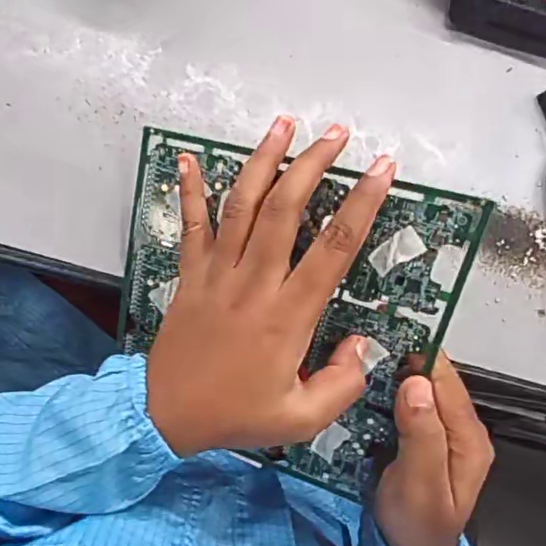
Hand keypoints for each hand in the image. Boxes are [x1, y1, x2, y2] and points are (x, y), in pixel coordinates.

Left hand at [145, 115, 395, 456]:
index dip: (362, 203)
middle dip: (313, 165)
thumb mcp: (301, 418)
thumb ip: (342, 383)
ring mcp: (216, 275)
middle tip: (336, 134)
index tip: (381, 171)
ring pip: (241, 207)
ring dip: (262, 163)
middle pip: (286, 210)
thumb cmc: (231, 415)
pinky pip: (190, 226)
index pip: (333, 247)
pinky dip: (190, 192)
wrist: (164, 414)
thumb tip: (362, 346)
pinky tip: (189, 159)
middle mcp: (252, 285)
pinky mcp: (189, 276)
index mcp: (287, 316)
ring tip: (282, 126)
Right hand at [372, 352, 494, 545]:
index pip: (445, 381)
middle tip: (362, 343)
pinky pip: (400, 406)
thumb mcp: (420, 483)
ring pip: (414, 390)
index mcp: (467, 438)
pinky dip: (381, 392)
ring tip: (356, 357)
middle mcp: (457, 430)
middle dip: (400, 359)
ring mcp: (435, 433)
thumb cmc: (417, 525)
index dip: (419, 353)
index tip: (387, 331)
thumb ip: (422, 434)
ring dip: (388, 373)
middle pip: (430, 381)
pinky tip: (359, 387)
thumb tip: (417, 384)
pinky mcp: (414, 438)